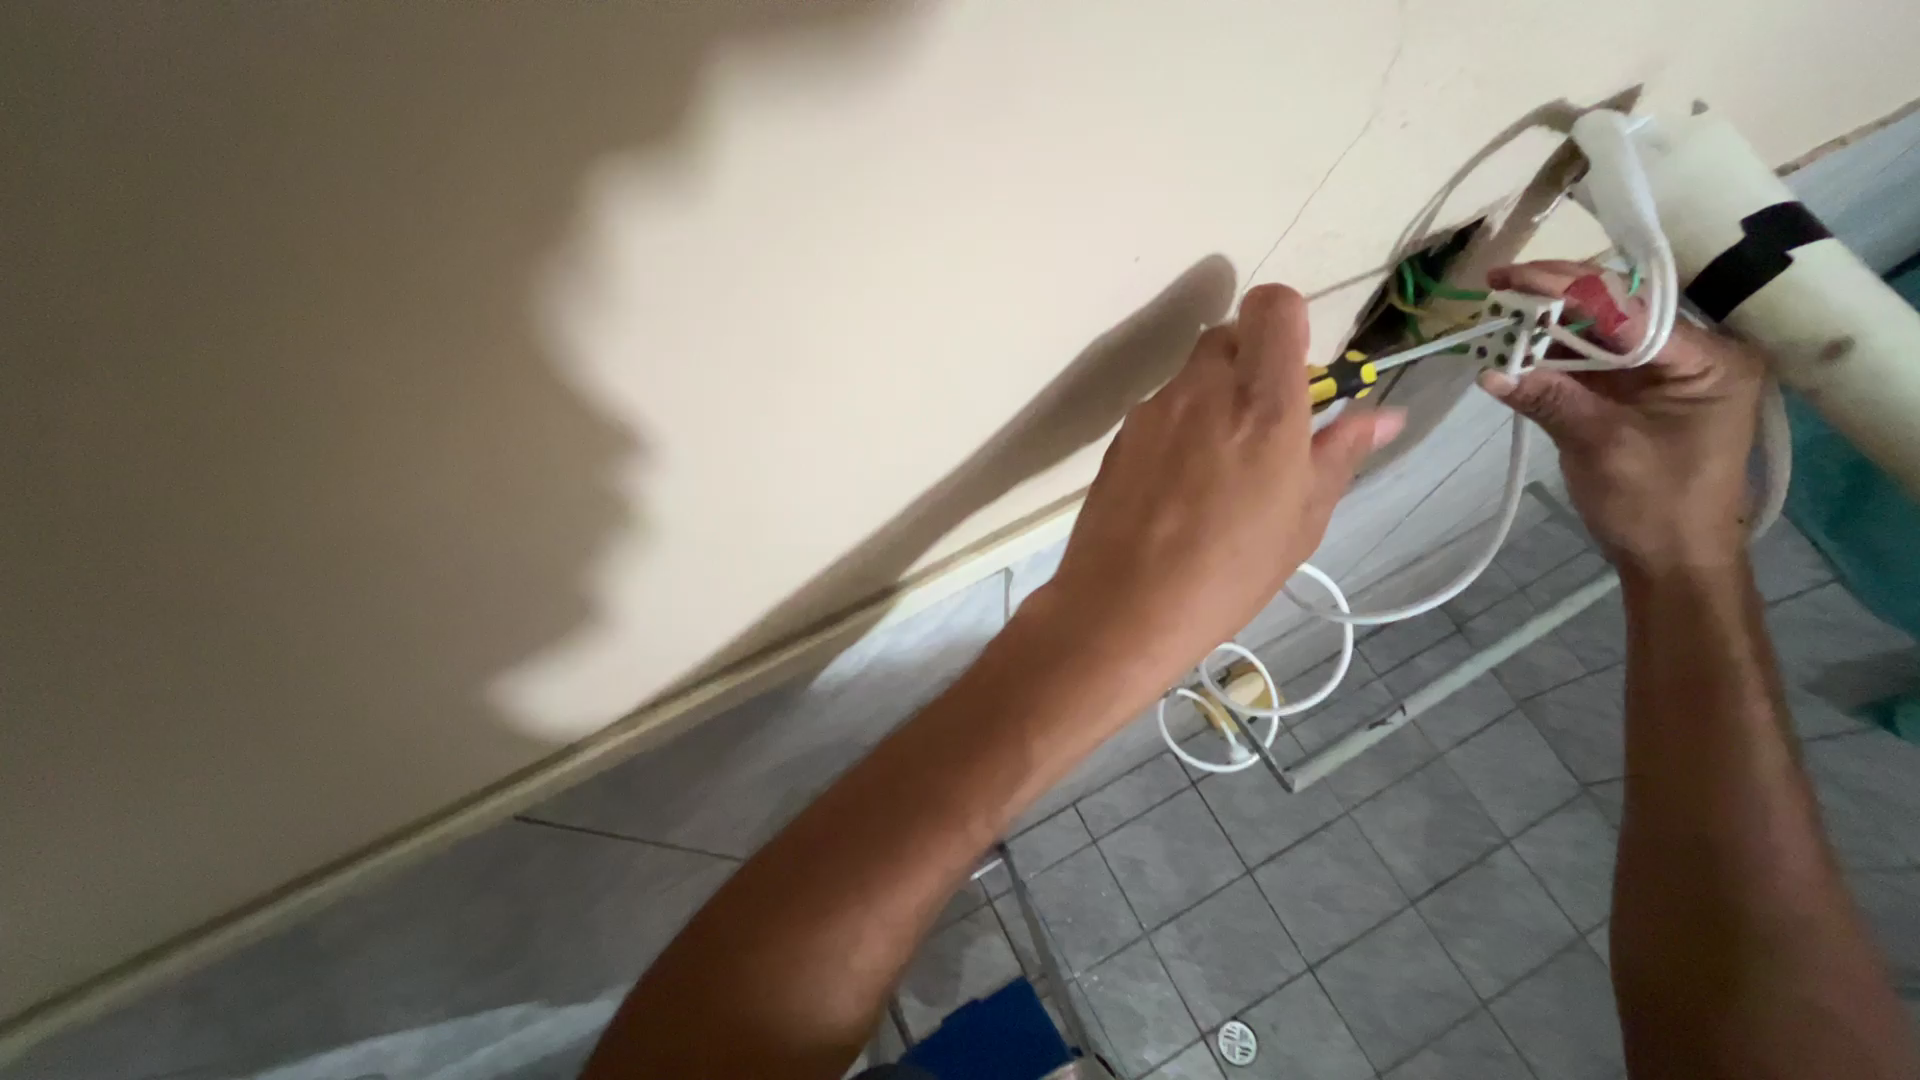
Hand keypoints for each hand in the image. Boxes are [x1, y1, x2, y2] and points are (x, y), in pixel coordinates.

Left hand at [1025, 284, 1404, 690]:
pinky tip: (1176, 487)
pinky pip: (1158, 412)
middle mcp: (1202, 391)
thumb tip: (1382, 415)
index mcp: (1263, 404)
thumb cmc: (1228, 574)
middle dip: (1250, 364)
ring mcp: (1151, 412)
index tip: (1296, 370)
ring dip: (1211, 399)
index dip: (1288, 323)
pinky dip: (1176, 428)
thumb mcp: (1301, 521)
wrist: (1121, 608)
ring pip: (1190, 377)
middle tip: (1262, 425)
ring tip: (1217, 469)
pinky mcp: (1118, 437)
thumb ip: (1338, 455)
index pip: (1273, 306)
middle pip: (1228, 337)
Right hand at [1477, 260, 1766, 574]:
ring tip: (1498, 315)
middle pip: (1617, 311)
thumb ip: (1550, 400)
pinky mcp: (1636, 395)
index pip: (1630, 309)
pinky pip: (1591, 365)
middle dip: (1557, 298)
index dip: (1568, 289)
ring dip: (1548, 327)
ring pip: (1600, 335)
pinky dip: (1552, 357)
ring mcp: (1662, 375)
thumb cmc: (1653, 503)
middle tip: (1498, 287)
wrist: (1673, 557)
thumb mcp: (1600, 446)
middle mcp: (1692, 355)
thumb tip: (1490, 370)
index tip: (1513, 278)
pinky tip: (1516, 349)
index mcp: (1707, 360)